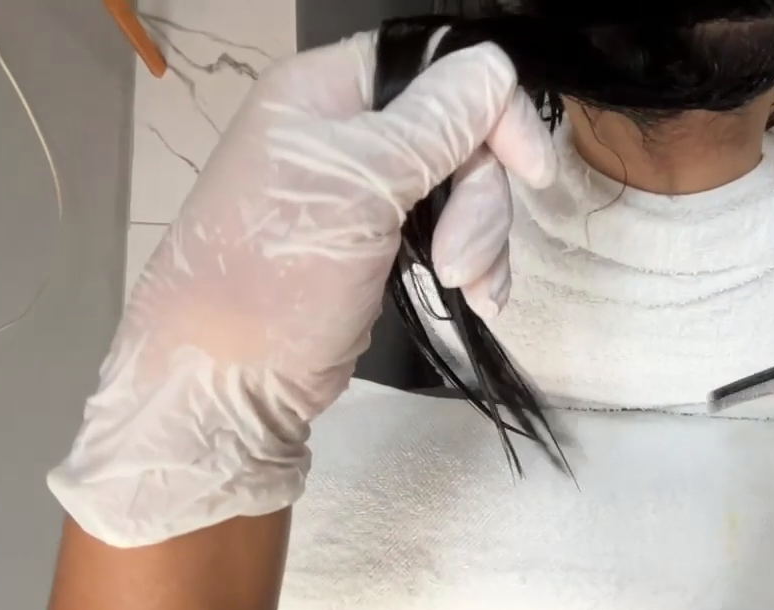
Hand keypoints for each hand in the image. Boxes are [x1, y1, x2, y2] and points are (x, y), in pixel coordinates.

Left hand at [49, 35, 555, 547]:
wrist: (239, 378)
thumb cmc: (279, 276)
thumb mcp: (357, 188)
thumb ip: (431, 126)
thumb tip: (495, 67)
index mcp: (331, 97)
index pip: (437, 72)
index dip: (493, 114)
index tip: (534, 172)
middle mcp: (355, 138)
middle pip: (461, 143)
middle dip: (479, 206)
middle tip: (462, 265)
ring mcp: (375, 199)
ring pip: (466, 196)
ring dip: (483, 246)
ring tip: (470, 293)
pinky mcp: (390, 249)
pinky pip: (456, 239)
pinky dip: (477, 269)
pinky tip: (477, 302)